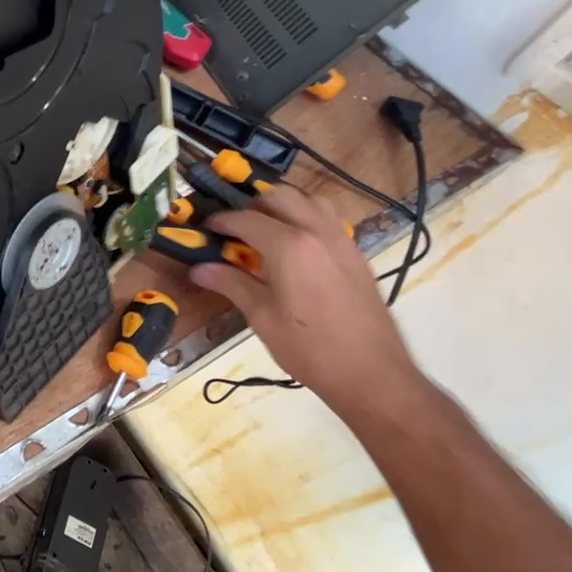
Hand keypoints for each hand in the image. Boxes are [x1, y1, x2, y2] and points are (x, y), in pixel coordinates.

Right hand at [186, 184, 422, 410]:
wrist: (374, 375)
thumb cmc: (310, 349)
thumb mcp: (262, 317)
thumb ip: (231, 284)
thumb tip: (198, 269)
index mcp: (289, 246)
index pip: (246, 219)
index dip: (221, 221)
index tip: (205, 229)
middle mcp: (317, 232)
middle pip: (279, 197)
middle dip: (252, 206)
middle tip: (235, 229)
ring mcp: (342, 240)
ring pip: (309, 200)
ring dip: (284, 205)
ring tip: (266, 230)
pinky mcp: (357, 254)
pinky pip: (328, 218)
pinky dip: (306, 218)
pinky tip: (295, 247)